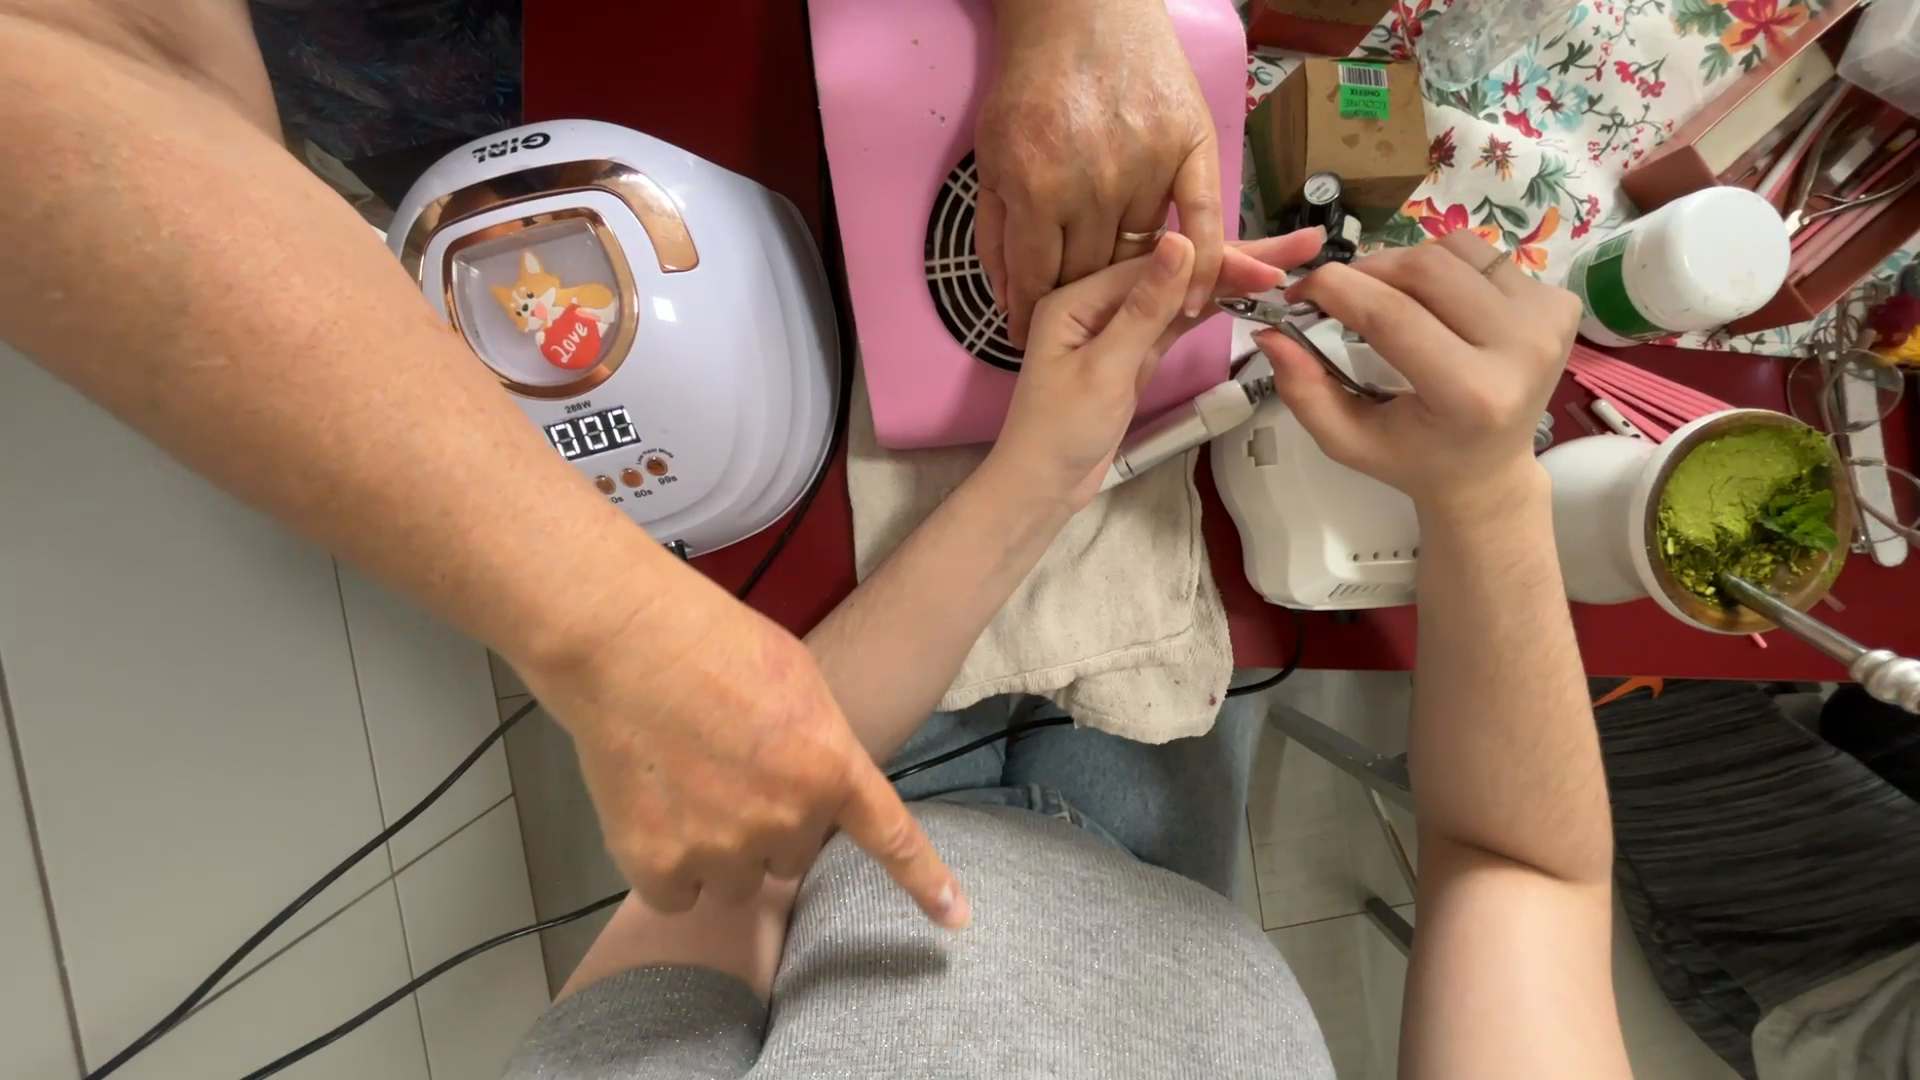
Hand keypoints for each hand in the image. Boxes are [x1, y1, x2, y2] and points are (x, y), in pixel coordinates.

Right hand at [518, 570, 967, 927]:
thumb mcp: (801, 685)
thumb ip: (819, 748)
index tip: (955, 918)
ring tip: (691, 788)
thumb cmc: (722, 645)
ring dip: (722, 852)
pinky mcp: (657, 865)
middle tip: (736, 773)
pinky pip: (679, 894)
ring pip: (737, 882)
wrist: (633, 643)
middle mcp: (785, 820)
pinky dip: (670, 865)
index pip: (889, 837)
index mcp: (830, 767)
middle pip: (793, 857)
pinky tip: (656, 811)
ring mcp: (721, 849)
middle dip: (774, 827)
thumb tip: (813, 786)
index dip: (924, 881)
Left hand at [976, 0, 1221, 347]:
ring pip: (1137, 258)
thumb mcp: (991, 163)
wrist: (1081, 10)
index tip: (1025, 337)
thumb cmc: (1030, 89)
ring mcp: (1145, 166)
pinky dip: (1202, 268)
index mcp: (1036, 190)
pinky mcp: (1189, 147)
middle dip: (1072, 300)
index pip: (1036, 281)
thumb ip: (995, 238)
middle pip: (1086, 277)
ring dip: (1127, 286)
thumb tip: (1007, 305)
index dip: (1028, 315)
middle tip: (1073, 316)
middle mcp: (1092, 186)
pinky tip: (1195, 302)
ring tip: (1120, 305)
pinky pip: (1202, 223)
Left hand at [994, 229, 1327, 507]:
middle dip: (1235, 261)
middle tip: (1302, 244)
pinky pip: (1172, 326)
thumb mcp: (1105, 368)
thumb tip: (1181, 241)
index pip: (1157, 264)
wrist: (1043, 485)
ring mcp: (1115, 331)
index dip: (1217, 260)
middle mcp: (1095, 305)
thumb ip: (1145, 308)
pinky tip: (1243, 294)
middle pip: (1173, 274)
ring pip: (1179, 299)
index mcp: (1077, 297)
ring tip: (1286, 266)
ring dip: (1229, 283)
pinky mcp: (1129, 358)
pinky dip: (1207, 312)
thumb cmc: (1060, 431)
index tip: (1272, 261)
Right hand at [1256, 232, 1582, 515]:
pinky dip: (1440, 267)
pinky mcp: (1562, 302)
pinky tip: (1426, 300)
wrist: (1486, 470)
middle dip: (1364, 270)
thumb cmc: (1408, 459)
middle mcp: (1522, 348)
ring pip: (1455, 250)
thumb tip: (1270, 333)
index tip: (1297, 292)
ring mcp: (1550, 320)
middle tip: (1331, 292)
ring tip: (1377, 295)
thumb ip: (1302, 389)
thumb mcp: (1343, 439)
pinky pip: (1484, 255)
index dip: (1335, 291)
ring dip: (1400, 263)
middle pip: (1425, 269)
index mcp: (1470, 394)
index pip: (1392, 316)